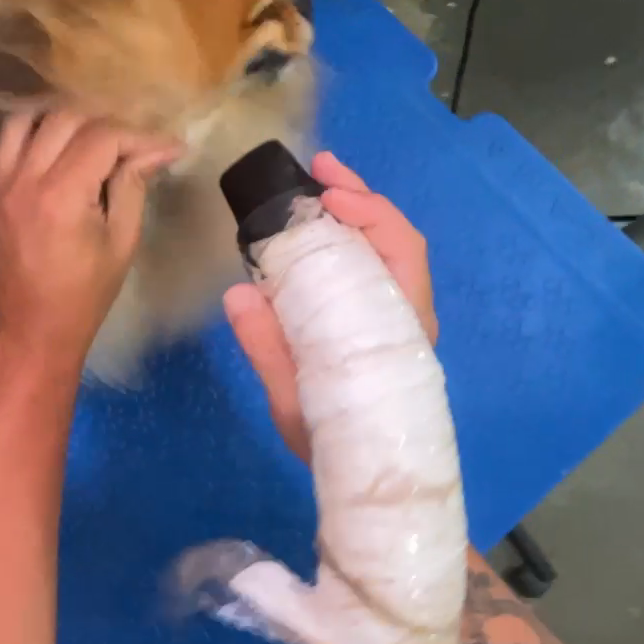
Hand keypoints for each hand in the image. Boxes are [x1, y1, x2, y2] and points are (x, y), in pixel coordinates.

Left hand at [0, 110, 181, 369]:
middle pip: (67, 119)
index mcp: (61, 196)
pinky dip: (34, 131)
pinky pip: (8, 142)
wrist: (34, 329)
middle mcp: (26, 180)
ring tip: (94, 135)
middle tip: (134, 144)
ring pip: (30, 120)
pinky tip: (59, 142)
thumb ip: (134, 186)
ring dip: (65, 118)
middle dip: (107, 123)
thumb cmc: (85, 295)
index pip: (103, 138)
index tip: (168, 147)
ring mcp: (2, 184)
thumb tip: (159, 148)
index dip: (140, 136)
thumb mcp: (121, 242)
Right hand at [223, 151, 435, 460]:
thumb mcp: (294, 401)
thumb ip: (268, 349)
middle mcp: (406, 313)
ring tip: (314, 188)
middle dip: (358, 197)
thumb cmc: (335, 439)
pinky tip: (312, 239)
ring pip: (383, 253)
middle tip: (318, 166)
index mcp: (399, 327)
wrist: (366, 477)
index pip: (398, 251)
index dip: (367, 213)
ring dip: (351, 217)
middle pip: (394, 240)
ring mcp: (393, 317)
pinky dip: (343, 245)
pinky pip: (367, 273)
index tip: (327, 193)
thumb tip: (238, 293)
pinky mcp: (375, 324)